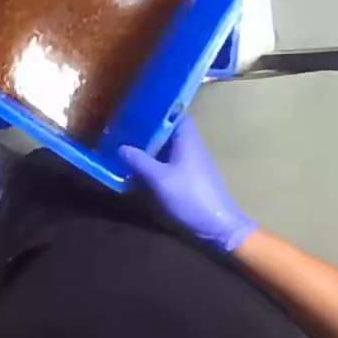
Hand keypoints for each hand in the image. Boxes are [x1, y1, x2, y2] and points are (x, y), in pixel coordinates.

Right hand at [121, 117, 255, 250]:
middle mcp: (190, 147)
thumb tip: (121, 146)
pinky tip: (135, 170)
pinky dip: (153, 165)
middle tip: (122, 130)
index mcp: (187, 140)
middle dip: (147, 132)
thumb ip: (140, 161)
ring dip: (148, 150)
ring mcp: (190, 164)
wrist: (217, 227)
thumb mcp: (160, 178)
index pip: (175, 115)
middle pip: (167, 133)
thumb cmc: (190, 196)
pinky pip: (167, 165)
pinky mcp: (187, 180)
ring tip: (123, 148)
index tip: (135, 110)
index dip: (157, 111)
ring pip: (166, 150)